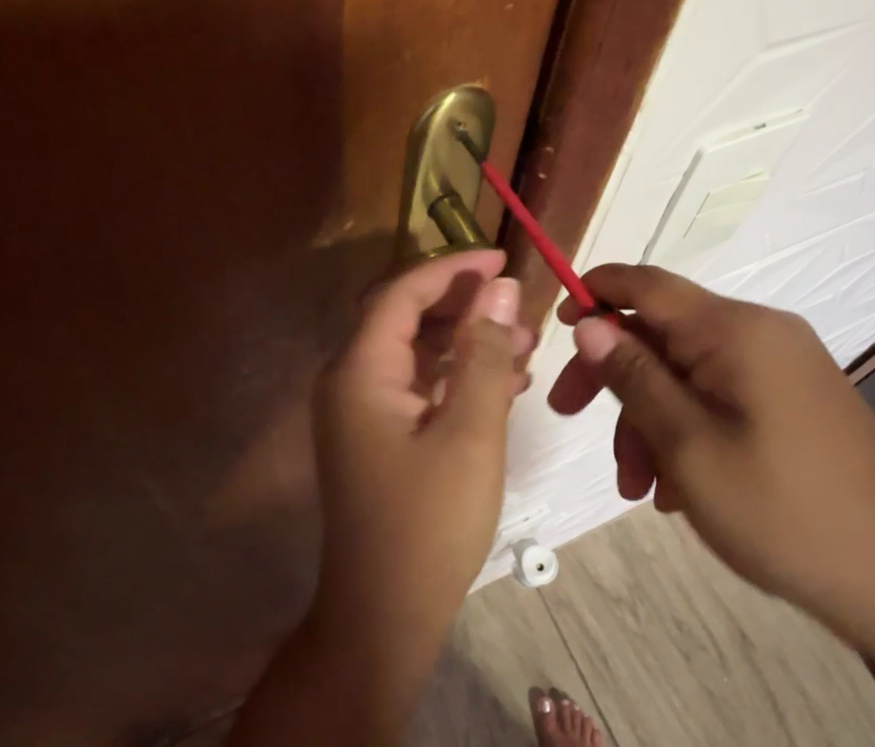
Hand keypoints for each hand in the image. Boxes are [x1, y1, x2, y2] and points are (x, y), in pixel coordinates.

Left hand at [310, 250, 530, 679]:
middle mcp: (349, 381)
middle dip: (464, 307)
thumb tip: (500, 288)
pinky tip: (504, 386)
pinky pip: (416, 389)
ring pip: (415, 354)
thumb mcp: (470, 432)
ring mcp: (360, 413)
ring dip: (466, 344)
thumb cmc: (429, 523)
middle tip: (521, 311)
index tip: (504, 259)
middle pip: (405, 318)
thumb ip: (485, 354)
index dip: (453, 268)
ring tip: (525, 348)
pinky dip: (456, 380)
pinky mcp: (376, 439)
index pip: (402, 292)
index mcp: (359, 370)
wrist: (383, 615)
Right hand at [550, 264, 874, 665]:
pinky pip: (719, 397)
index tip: (553, 325)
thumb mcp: (688, 446)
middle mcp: (762, 334)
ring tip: (639, 488)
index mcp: (737, 331)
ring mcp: (783, 368)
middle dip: (614, 374)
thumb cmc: (782, 511)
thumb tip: (589, 324)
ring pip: (687, 372)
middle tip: (570, 417)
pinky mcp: (795, 401)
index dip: (595, 293)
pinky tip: (677, 489)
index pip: (648, 284)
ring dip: (648, 418)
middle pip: (663, 332)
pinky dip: (686, 430)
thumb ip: (634, 378)